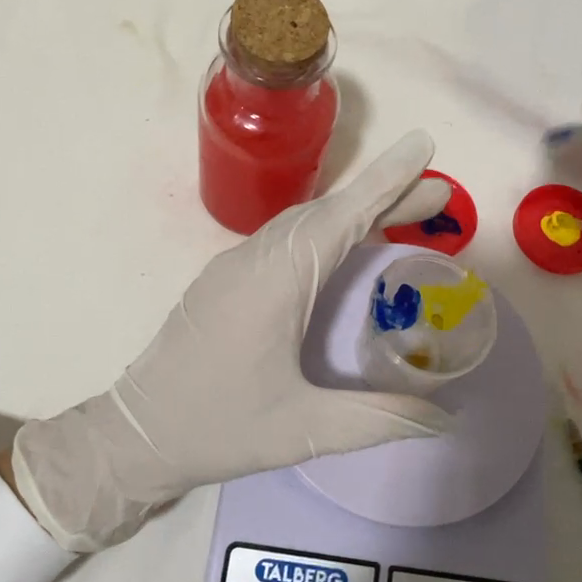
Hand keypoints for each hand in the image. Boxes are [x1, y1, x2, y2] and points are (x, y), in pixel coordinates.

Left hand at [12, 132, 455, 550]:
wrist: (136, 436)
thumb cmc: (219, 428)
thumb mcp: (306, 430)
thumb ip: (380, 420)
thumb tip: (445, 418)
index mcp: (274, 281)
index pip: (340, 216)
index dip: (386, 181)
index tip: (423, 146)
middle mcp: (252, 261)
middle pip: (325, 212)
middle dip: (382, 195)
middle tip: (437, 195)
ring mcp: (233, 269)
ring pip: (301, 224)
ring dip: (352, 213)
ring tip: (400, 216)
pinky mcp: (222, 285)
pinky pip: (283, 242)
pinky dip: (324, 234)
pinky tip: (341, 253)